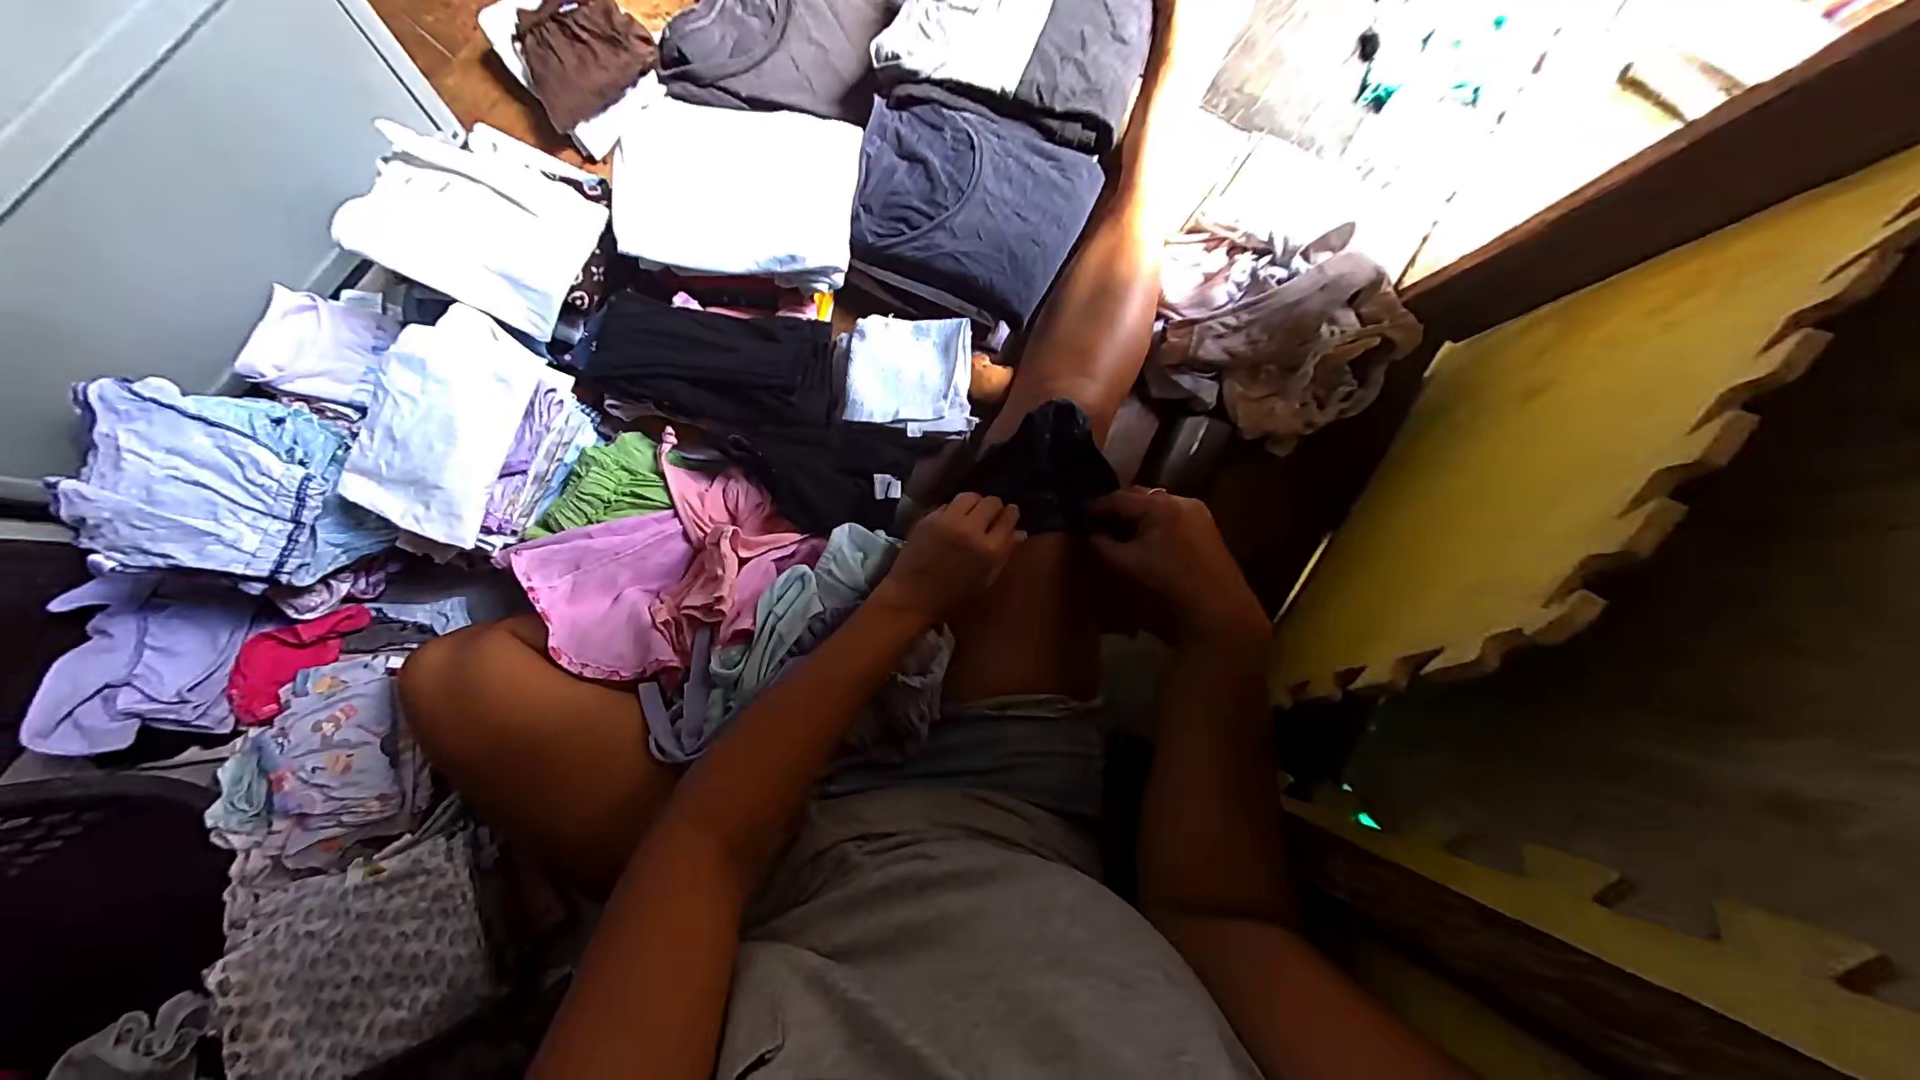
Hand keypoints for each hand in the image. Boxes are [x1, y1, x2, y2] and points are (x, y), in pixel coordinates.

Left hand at [872, 494, 1023, 624]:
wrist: (912, 596)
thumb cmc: (953, 597)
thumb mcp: (985, 581)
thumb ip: (1004, 554)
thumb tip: (1020, 532)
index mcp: (989, 549)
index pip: (1008, 518)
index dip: (1011, 513)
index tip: (1010, 514)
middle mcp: (971, 530)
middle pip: (991, 502)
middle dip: (995, 507)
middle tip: (991, 515)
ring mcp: (948, 521)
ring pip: (970, 496)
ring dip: (975, 504)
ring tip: (972, 514)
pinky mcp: (929, 518)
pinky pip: (948, 504)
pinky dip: (954, 510)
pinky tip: (952, 521)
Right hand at [1090, 487, 1267, 642]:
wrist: (1216, 600)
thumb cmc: (1169, 578)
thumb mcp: (1129, 562)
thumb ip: (1105, 546)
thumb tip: (1092, 536)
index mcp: (1157, 505)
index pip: (1119, 497)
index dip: (1099, 505)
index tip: (1083, 512)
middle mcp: (1177, 498)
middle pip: (1140, 494)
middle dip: (1119, 505)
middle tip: (1101, 518)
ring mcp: (1195, 508)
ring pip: (1157, 502)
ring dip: (1138, 511)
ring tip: (1123, 527)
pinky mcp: (1205, 521)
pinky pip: (1172, 511)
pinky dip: (1156, 517)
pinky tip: (1149, 534)